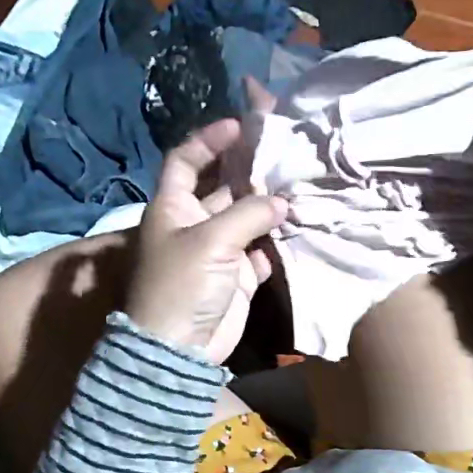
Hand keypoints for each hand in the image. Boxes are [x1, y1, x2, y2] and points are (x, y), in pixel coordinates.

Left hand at [123, 119, 288, 362]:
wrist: (182, 346)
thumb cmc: (183, 284)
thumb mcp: (212, 240)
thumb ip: (249, 214)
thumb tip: (282, 202)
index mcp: (173, 207)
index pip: (185, 161)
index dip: (208, 141)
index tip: (238, 127)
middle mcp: (195, 223)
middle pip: (223, 187)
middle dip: (249, 172)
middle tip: (282, 154)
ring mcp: (219, 250)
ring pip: (247, 218)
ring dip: (269, 206)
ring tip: (299, 187)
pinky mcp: (238, 276)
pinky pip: (261, 250)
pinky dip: (277, 241)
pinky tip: (299, 227)